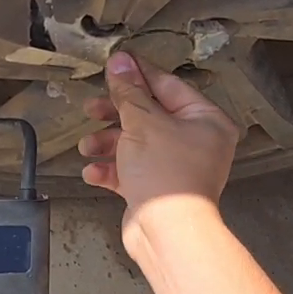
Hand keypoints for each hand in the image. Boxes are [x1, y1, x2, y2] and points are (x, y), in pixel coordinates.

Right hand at [78, 51, 241, 264]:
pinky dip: (111, 170)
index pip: (168, 86)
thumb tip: (120, 62)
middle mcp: (195, 142)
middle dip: (116, 114)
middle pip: (149, 115)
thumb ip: (129, 91)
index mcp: (205, 119)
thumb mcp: (142, 122)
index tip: (116, 63)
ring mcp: (176, 167)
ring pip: (136, 144)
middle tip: (92, 107)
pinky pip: (131, 171)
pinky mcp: (157, 189)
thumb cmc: (165, 172)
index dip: (138, 74)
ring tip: (86, 145)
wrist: (167, 231)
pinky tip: (93, 172)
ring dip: (107, 144)